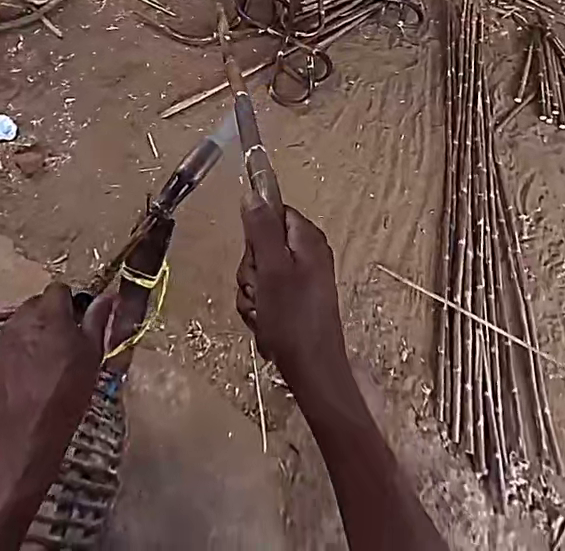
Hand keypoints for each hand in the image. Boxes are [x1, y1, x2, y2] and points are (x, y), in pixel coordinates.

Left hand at [0, 284, 115, 473]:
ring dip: (30, 336)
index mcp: (49, 315)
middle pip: (36, 305)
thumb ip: (97, 321)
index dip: (69, 303)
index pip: (58, 289)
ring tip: (41, 366)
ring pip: (18, 326)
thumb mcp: (91, 357)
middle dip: (49, 318)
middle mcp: (20, 320)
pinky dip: (13, 357)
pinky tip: (23, 380)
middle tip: (61, 344)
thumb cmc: (66, 395)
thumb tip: (106, 297)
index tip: (76, 322)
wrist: (25, 439)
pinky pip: (3, 349)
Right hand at [236, 201, 349, 392]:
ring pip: (259, 270)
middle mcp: (306, 254)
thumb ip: (261, 228)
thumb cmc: (293, 319)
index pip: (273, 213)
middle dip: (252, 268)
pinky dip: (259, 306)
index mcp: (308, 239)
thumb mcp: (272, 268)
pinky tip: (266, 321)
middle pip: (261, 243)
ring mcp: (302, 278)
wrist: (312, 372)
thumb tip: (253, 193)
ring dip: (253, 291)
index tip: (257, 256)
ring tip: (264, 309)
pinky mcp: (295, 299)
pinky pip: (265, 291)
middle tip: (261, 288)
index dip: (257, 234)